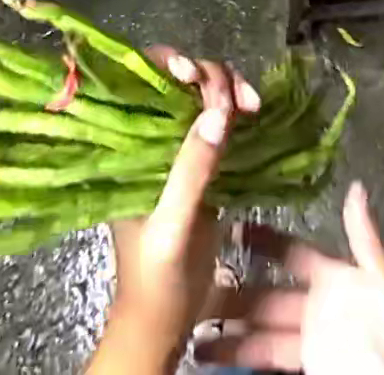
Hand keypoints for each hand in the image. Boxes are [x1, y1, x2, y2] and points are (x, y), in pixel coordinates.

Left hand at [90, 48, 260, 374]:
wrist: (166, 319)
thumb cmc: (156, 276)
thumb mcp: (172, 224)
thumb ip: (192, 170)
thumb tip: (219, 111)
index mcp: (128, 147)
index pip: (140, 83)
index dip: (167, 65)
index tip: (194, 74)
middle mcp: (151, 137)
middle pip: (181, 81)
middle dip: (213, 78)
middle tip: (243, 100)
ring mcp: (178, 147)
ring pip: (204, 95)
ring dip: (231, 90)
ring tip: (254, 106)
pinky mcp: (202, 159)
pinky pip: (221, 117)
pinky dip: (239, 109)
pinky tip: (255, 113)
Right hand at [197, 182, 383, 374]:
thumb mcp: (382, 279)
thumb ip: (365, 238)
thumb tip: (357, 186)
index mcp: (334, 275)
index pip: (290, 252)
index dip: (262, 241)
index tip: (228, 225)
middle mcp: (318, 302)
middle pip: (267, 294)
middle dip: (234, 292)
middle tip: (194, 286)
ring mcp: (311, 337)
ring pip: (261, 331)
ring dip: (229, 332)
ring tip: (191, 331)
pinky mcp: (308, 366)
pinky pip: (269, 360)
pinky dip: (242, 360)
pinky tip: (212, 358)